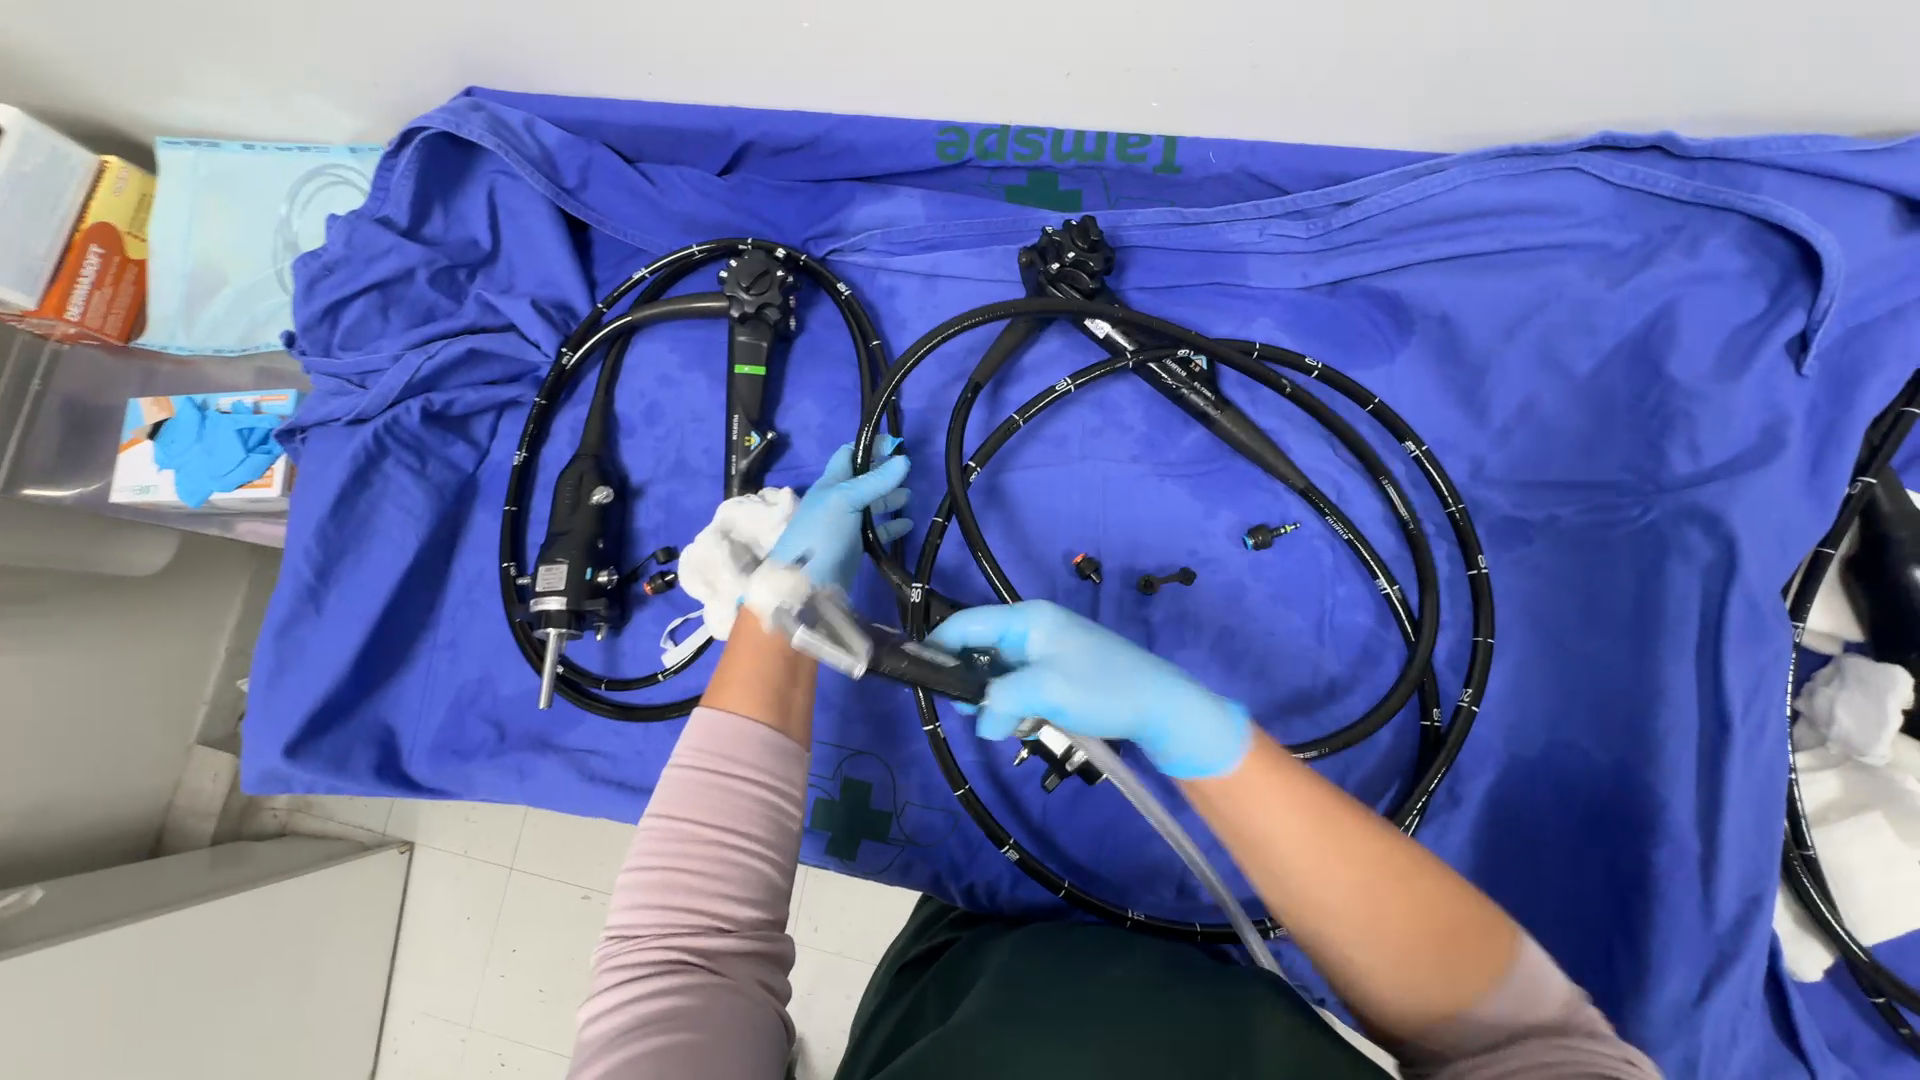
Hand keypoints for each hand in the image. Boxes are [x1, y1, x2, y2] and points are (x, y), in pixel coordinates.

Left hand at [766, 438, 910, 593]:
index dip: (870, 446)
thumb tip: (904, 459)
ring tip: (909, 497)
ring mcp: (845, 525)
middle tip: (909, 472)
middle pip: (863, 480)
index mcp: (830, 483)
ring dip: (890, 498)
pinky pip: (877, 532)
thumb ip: (875, 481)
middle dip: (884, 473)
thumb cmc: (821, 535)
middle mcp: (837, 501)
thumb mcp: (846, 500)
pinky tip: (907, 524)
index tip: (896, 444)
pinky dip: (892, 526)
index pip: (848, 455)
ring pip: (872, 506)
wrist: (805, 585)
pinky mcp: (854, 548)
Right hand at [926, 600, 1252, 778]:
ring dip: (996, 700)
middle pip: (977, 649)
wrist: (1161, 706)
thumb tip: (980, 722)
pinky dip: (1016, 705)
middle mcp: (1030, 627)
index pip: (963, 624)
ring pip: (996, 672)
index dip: (938, 649)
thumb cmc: (1102, 688)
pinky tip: (1031, 723)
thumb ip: (999, 701)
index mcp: (1025, 618)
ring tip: (1013, 723)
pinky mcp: (1056, 672)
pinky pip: (1018, 685)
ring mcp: (1045, 650)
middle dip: (971, 683)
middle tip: (981, 714)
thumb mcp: (1044, 691)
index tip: (923, 684)